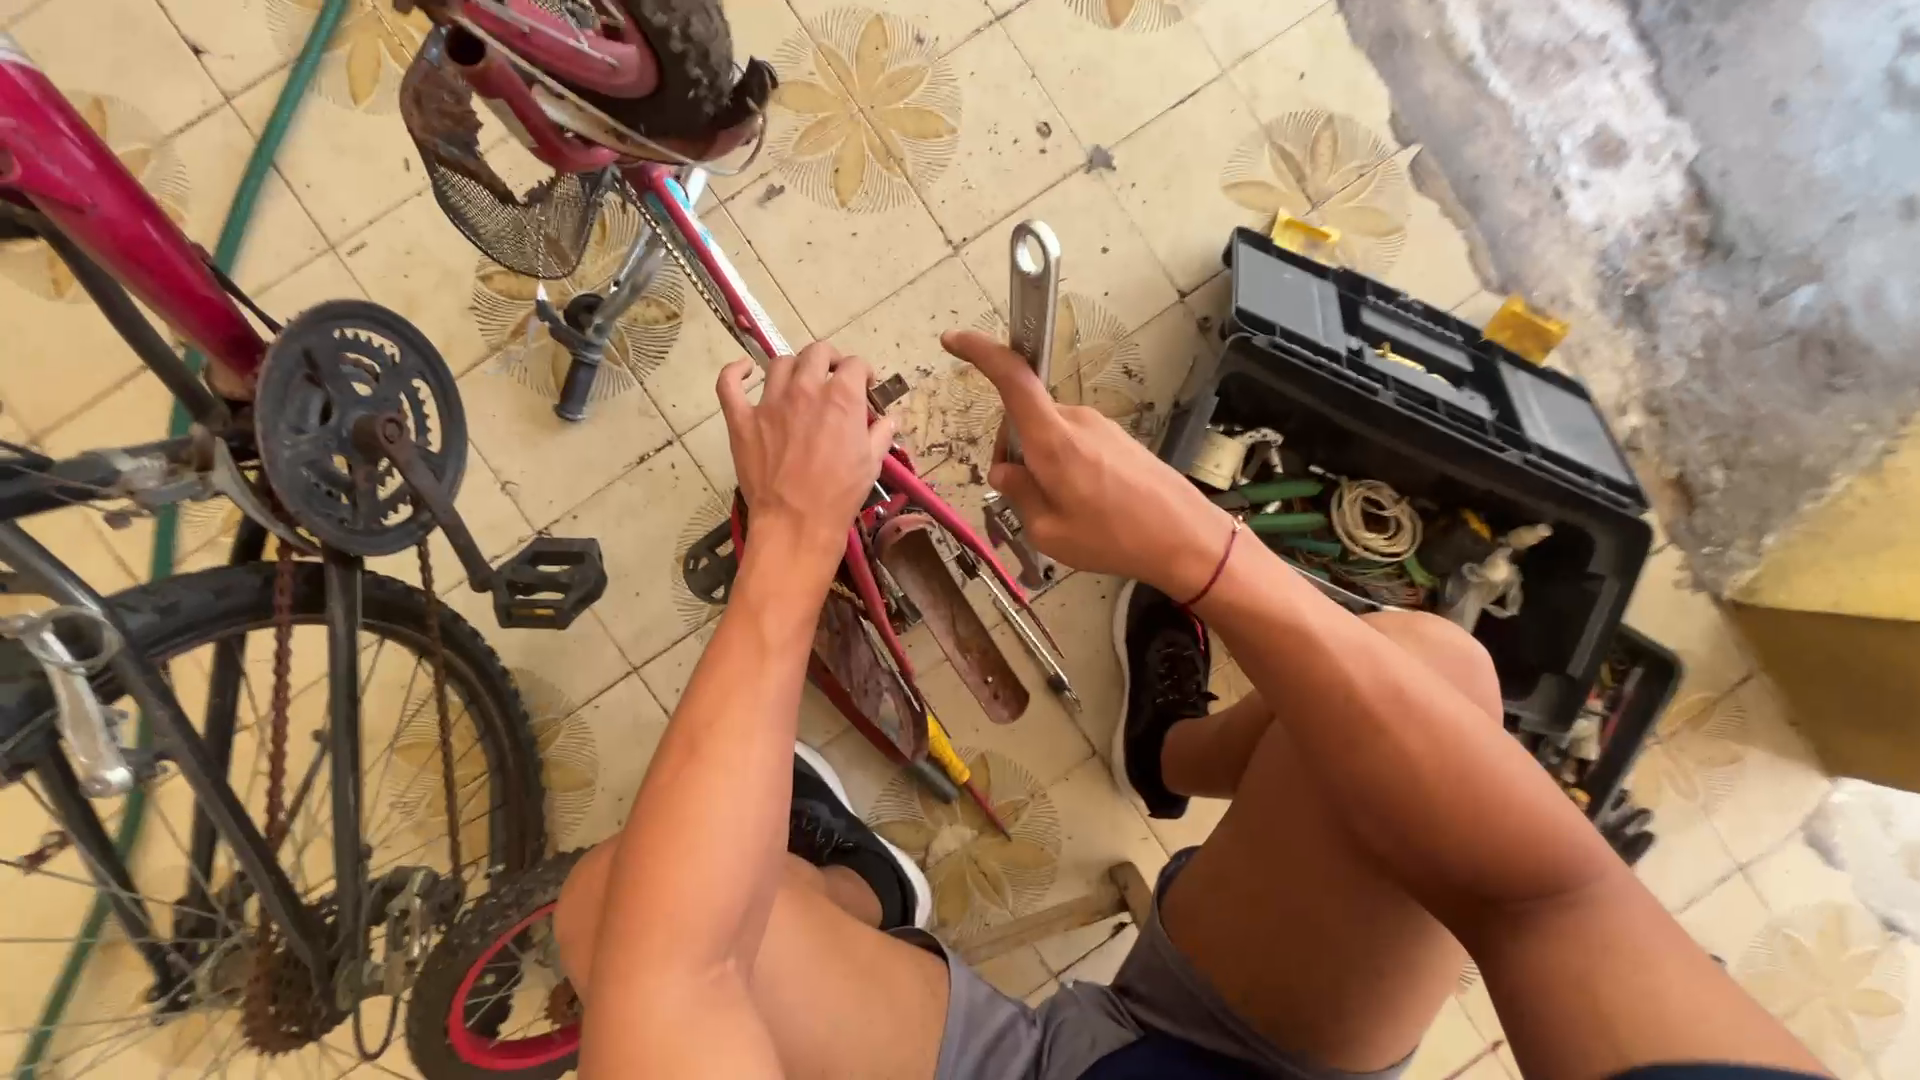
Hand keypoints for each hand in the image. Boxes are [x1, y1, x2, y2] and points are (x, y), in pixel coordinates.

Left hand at [717, 342, 893, 564]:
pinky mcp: (742, 419)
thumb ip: (881, 434)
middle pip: (817, 353)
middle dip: (830, 360)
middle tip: (833, 376)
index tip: (864, 385)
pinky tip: (744, 370)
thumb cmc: (840, 495)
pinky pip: (729, 383)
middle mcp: (805, 390)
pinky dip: (736, 371)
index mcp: (841, 398)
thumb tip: (888, 420)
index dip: (862, 372)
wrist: (796, 522)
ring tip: (799, 381)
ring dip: (795, 367)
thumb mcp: (872, 463)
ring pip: (780, 364)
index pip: (853, 365)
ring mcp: (769, 402)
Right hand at [941, 330, 1234, 599]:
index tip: (953, 340)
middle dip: (1011, 449)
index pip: (1011, 378)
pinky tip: (1083, 501)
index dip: (980, 352)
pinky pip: (1072, 440)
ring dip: (1039, 460)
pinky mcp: (1116, 438)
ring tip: (1060, 507)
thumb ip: (1018, 495)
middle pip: (1024, 415)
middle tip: (1021, 495)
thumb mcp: (1048, 532)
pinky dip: (1062, 463)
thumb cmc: (1114, 539)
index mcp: (1054, 440)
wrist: (1185, 538)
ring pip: (1048, 431)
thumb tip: (1004, 472)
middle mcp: (1076, 421)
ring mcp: (1099, 426)